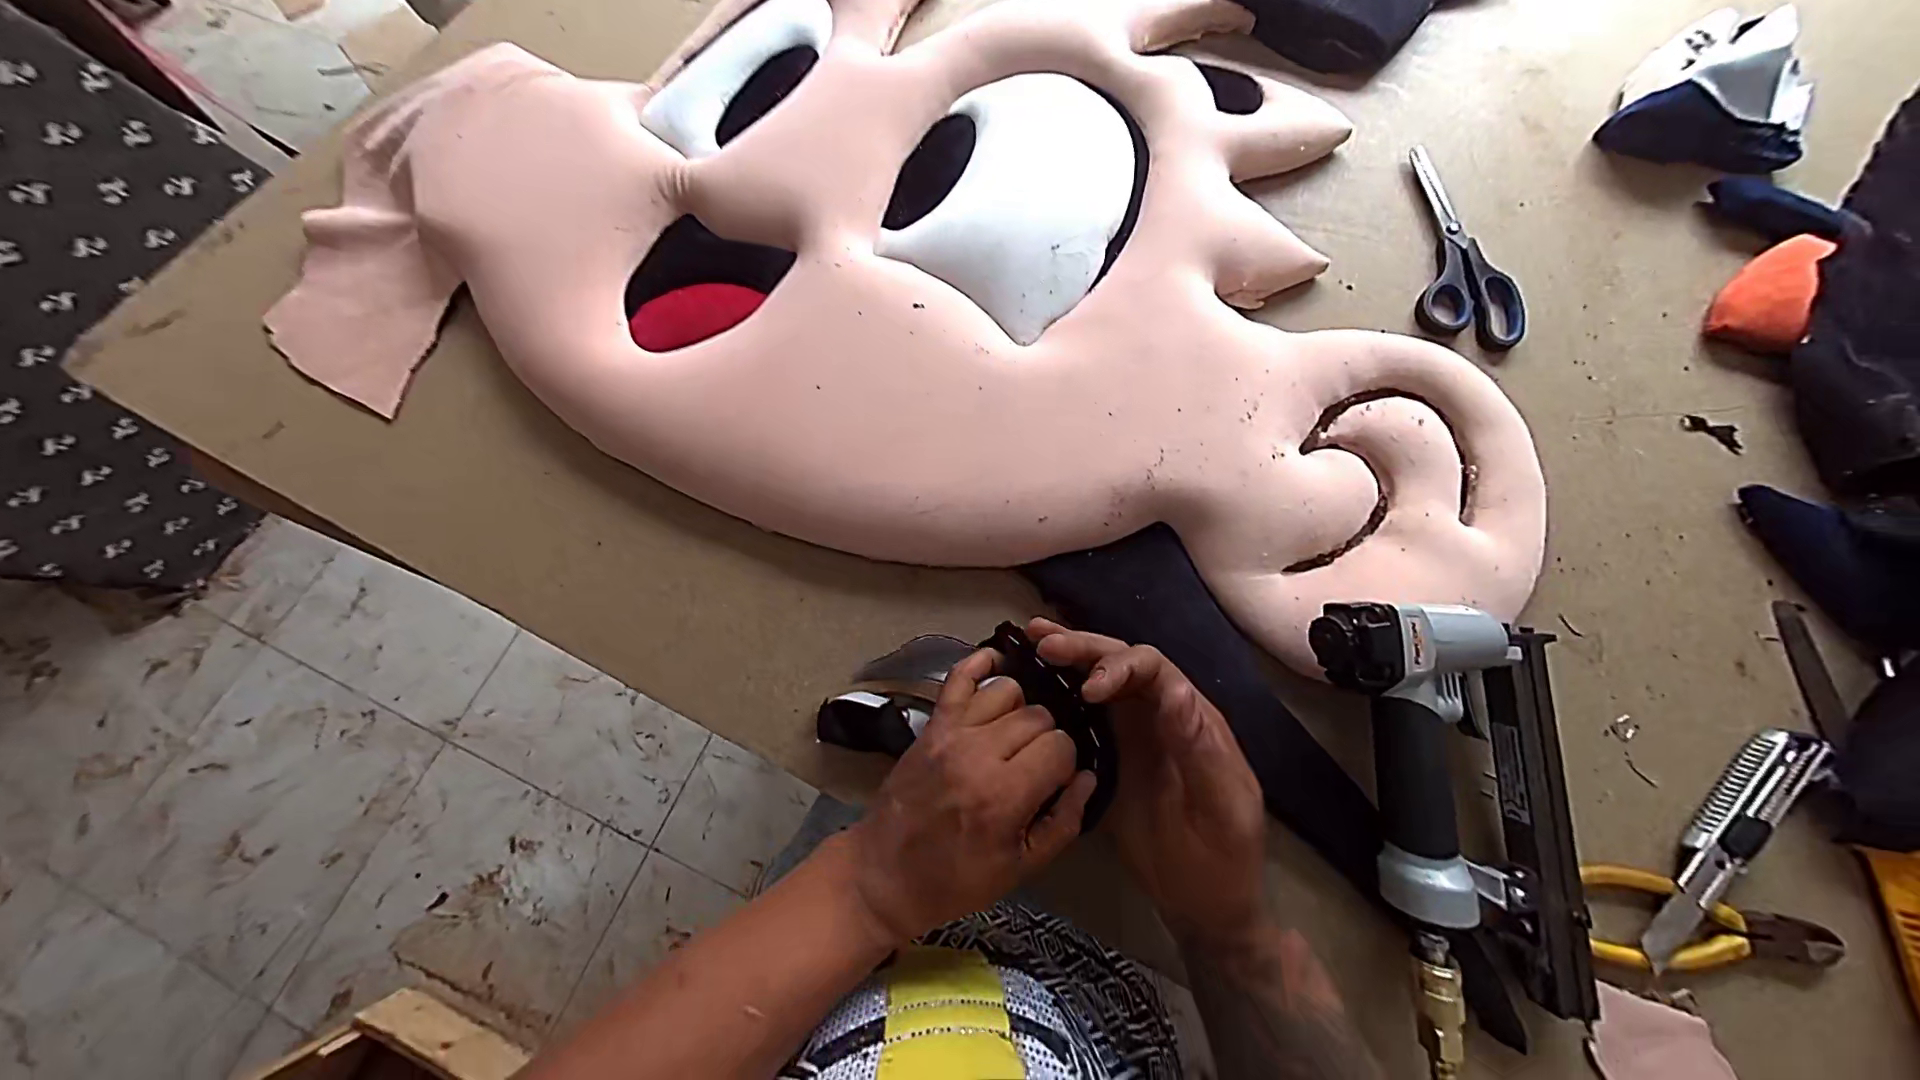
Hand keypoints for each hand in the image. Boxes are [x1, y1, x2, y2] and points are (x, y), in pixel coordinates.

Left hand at [842, 646, 1096, 944]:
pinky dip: (979, 664)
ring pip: (1007, 691)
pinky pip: (958, 678)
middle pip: (1037, 716)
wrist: (884, 874)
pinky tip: (995, 663)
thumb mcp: (1021, 867)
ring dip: (1020, 709)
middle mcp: (979, 753)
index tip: (1056, 780)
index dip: (1066, 762)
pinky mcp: (931, 725)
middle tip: (1036, 763)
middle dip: (1047, 737)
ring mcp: (951, 733)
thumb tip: (1087, 776)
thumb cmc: (956, 879)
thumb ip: (1064, 821)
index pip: (1060, 746)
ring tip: (1016, 734)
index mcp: (1004, 794)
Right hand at [1030, 618, 1268, 951]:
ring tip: (1032, 640)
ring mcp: (1132, 730)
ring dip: (1068, 655)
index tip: (1089, 689)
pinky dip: (1059, 688)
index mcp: (1191, 716)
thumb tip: (1174, 691)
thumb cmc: (1223, 857)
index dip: (1119, 667)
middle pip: (1121, 661)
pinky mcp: (1109, 751)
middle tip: (1041, 642)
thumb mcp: (1222, 807)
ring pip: (1098, 677)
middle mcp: (1159, 712)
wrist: (1203, 903)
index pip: (1154, 669)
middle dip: (1083, 648)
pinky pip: (1082, 710)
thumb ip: (1200, 750)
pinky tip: (1035, 678)